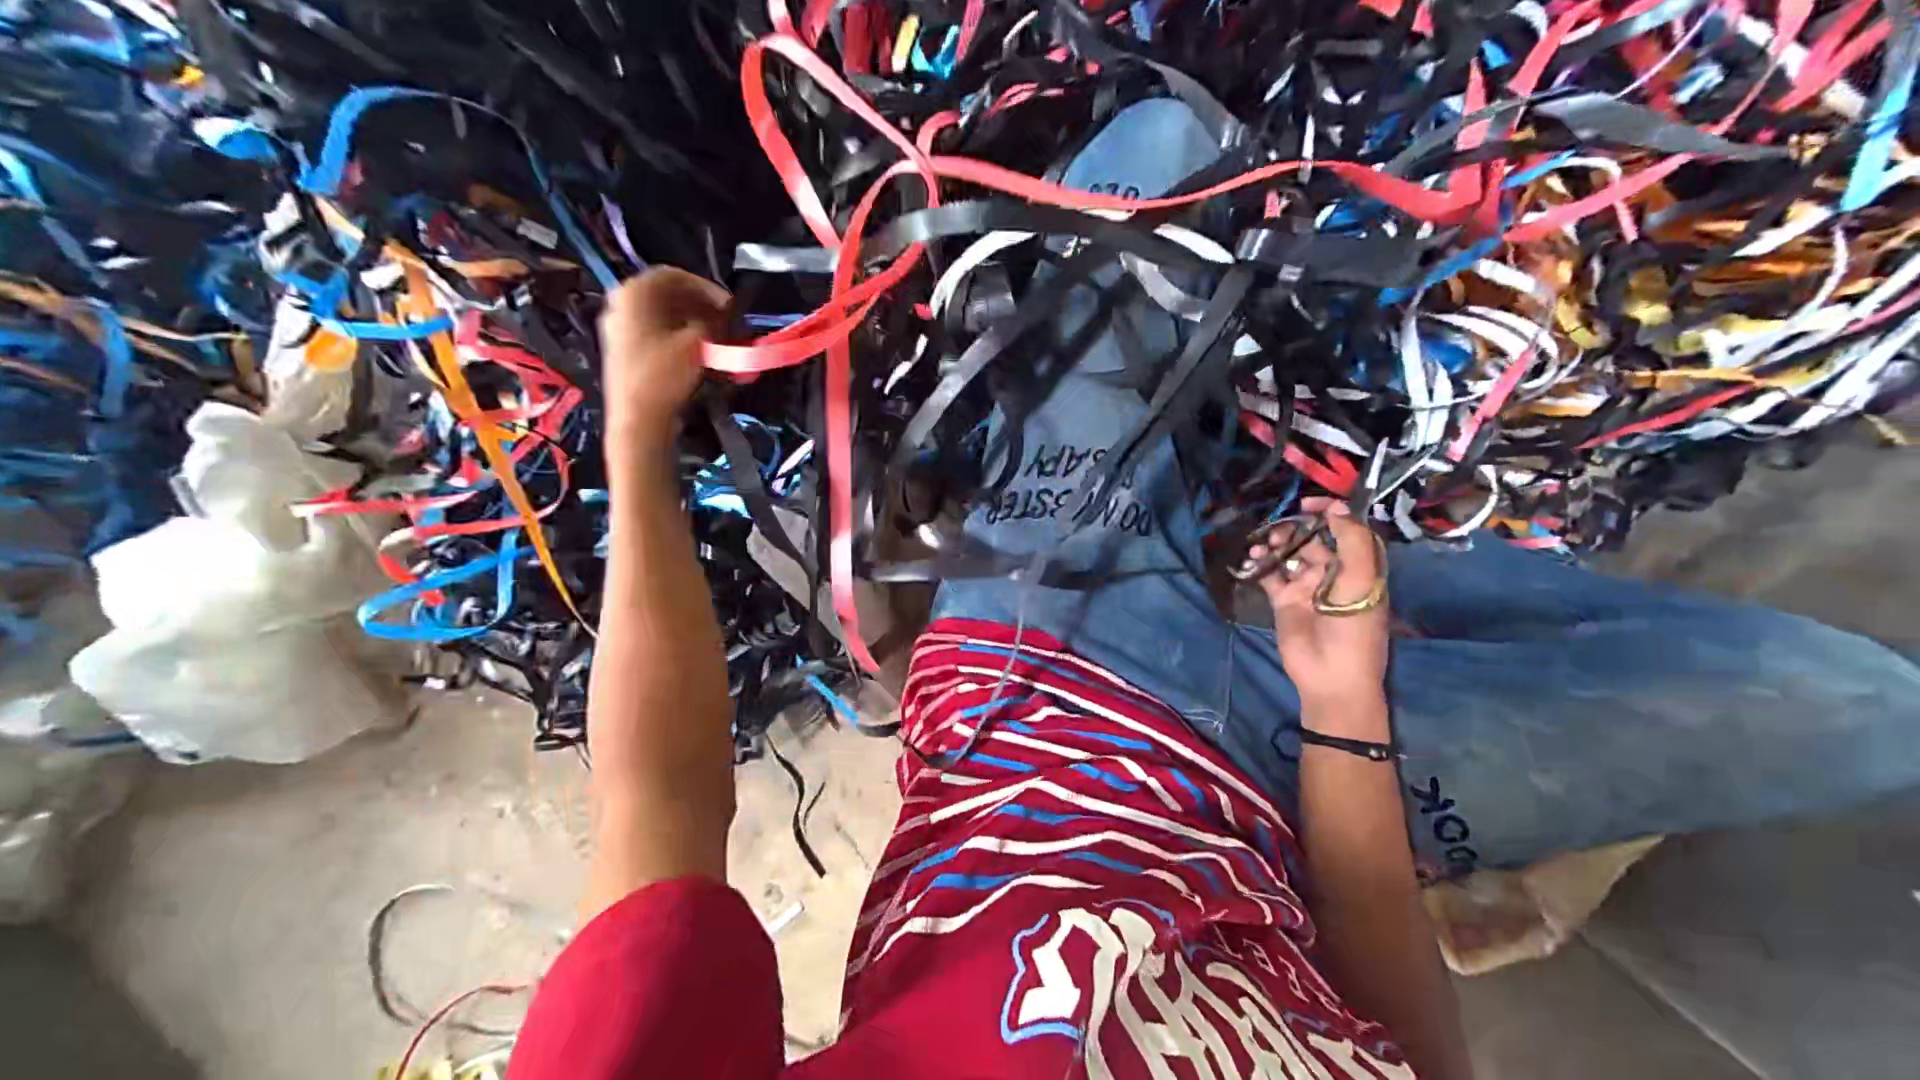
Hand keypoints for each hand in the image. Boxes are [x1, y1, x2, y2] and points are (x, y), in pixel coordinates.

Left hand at [598, 267, 729, 443]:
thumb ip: (713, 322)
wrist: (637, 419)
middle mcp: (621, 303)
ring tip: (718, 339)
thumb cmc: (664, 375)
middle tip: (727, 321)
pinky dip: (679, 338)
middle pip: (667, 295)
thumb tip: (724, 317)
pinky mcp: (624, 350)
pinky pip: (656, 333)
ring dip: (693, 323)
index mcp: (634, 292)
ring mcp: (619, 327)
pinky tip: (699, 353)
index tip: (730, 305)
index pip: (675, 276)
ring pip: (663, 315)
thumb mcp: (698, 343)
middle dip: (701, 306)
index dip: (707, 288)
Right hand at [1249, 497, 1389, 718]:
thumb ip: (1351, 540)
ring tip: (1264, 545)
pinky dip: (1260, 565)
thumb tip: (1335, 509)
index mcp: (1359, 569)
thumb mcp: (1361, 579)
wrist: (1331, 673)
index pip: (1347, 531)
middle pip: (1313, 541)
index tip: (1310, 503)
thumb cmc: (1353, 626)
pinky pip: (1270, 575)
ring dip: (1276, 545)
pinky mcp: (1283, 601)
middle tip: (1280, 528)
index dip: (1332, 513)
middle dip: (1296, 529)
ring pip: (1289, 556)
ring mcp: (1306, 588)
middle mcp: (1332, 575)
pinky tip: (1253, 559)